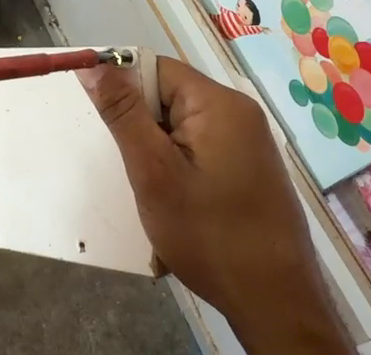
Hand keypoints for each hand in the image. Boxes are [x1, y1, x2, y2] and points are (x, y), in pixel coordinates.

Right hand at [79, 56, 351, 354]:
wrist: (278, 307)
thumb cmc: (210, 236)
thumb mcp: (153, 171)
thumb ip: (122, 112)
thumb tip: (93, 63)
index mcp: (219, 104)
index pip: (155, 68)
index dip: (123, 90)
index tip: (106, 125)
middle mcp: (239, 114)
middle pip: (169, 98)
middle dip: (142, 131)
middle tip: (135, 171)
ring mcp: (249, 144)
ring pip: (181, 130)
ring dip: (159, 157)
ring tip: (156, 195)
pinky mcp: (251, 171)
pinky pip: (200, 152)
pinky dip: (180, 173)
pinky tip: (178, 209)